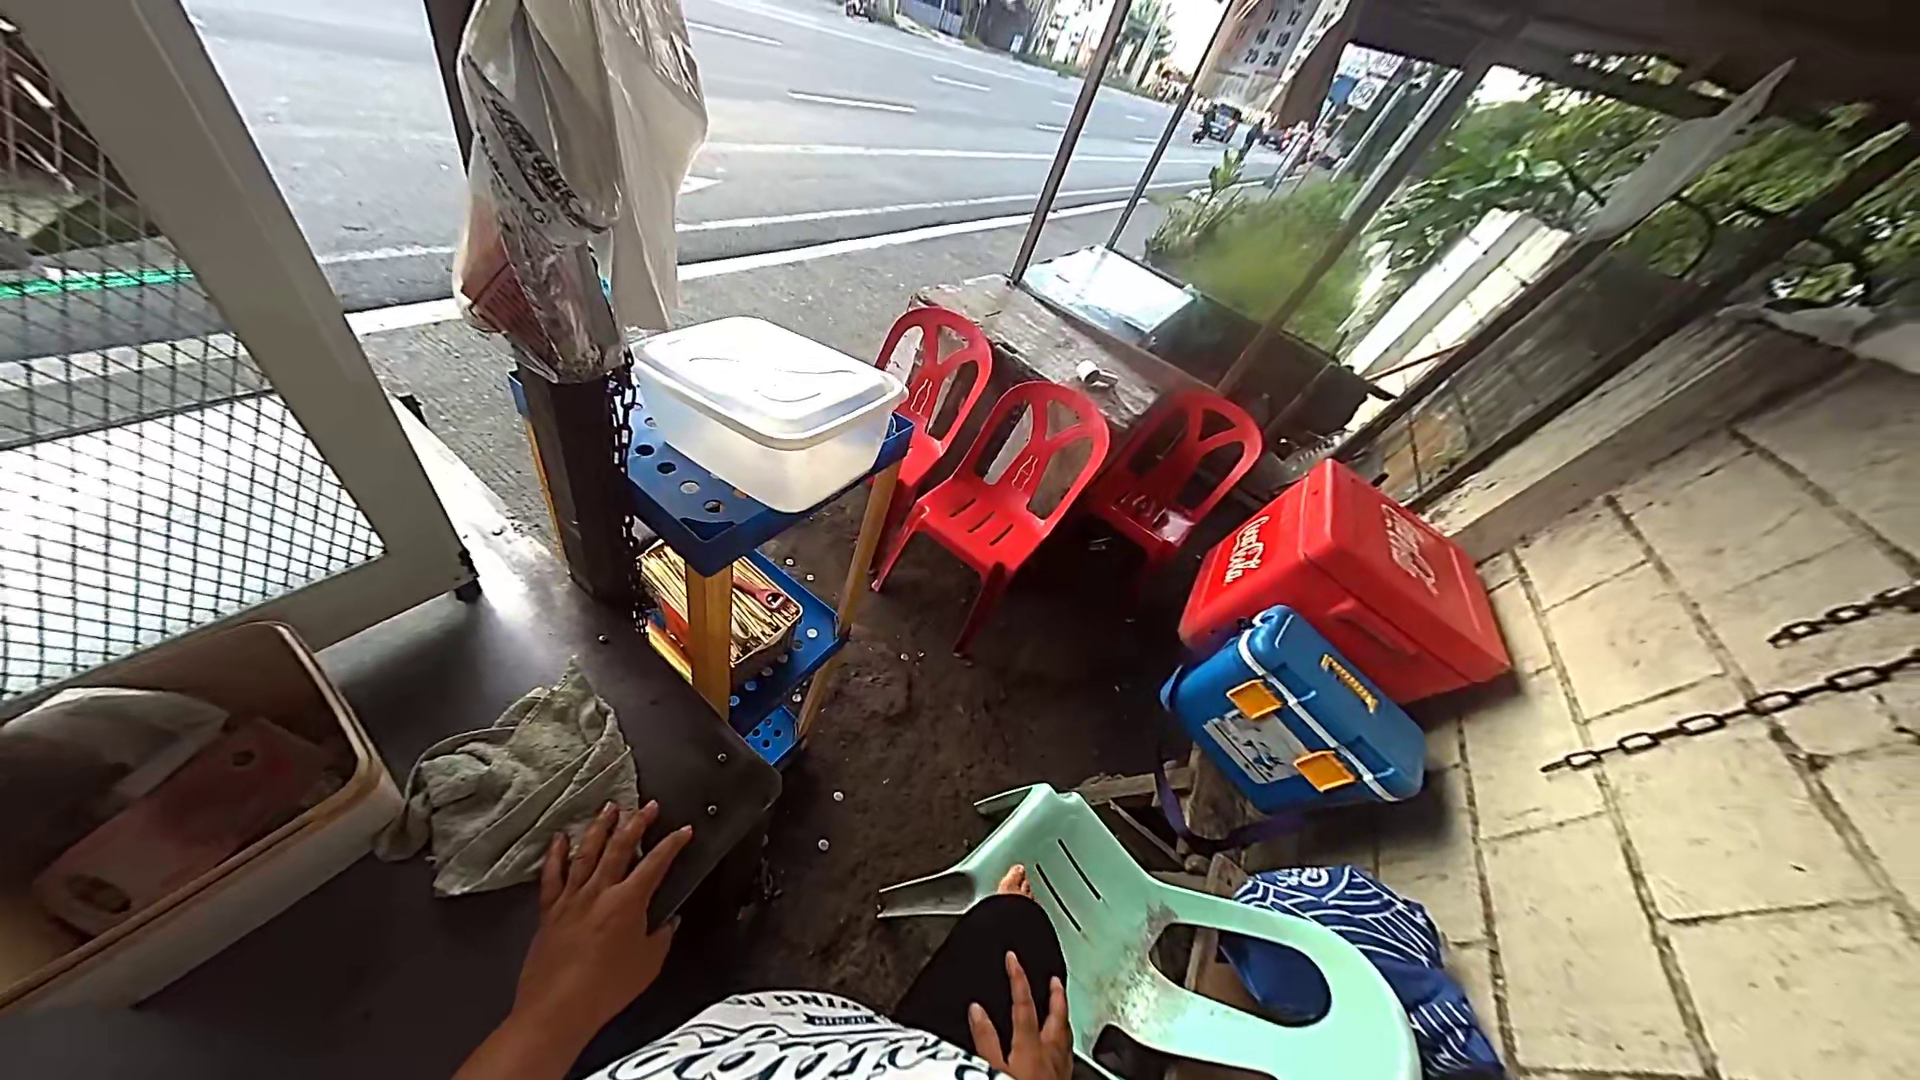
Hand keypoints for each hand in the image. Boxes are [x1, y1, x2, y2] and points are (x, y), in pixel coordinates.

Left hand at [513, 801, 691, 1040]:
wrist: (554, 1014)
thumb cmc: (606, 989)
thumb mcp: (649, 962)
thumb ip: (662, 935)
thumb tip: (668, 921)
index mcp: (628, 901)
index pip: (657, 862)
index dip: (674, 842)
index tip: (685, 830)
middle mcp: (600, 892)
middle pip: (620, 847)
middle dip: (638, 822)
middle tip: (648, 806)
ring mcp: (572, 899)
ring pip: (587, 853)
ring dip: (600, 827)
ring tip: (610, 807)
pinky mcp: (549, 912)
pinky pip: (552, 877)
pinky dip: (555, 855)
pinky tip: (559, 838)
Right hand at [967, 952, 1070, 1079]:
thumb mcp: (992, 1069)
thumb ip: (985, 1040)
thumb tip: (976, 1009)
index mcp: (1030, 1046)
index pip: (1024, 1003)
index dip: (1017, 977)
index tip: (1012, 958)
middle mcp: (1049, 1055)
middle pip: (1056, 1017)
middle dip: (1056, 995)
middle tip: (1055, 979)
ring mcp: (1060, 1071)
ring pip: (1066, 1036)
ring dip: (1064, 1017)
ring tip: (1062, 1007)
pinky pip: (1068, 1056)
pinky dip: (1066, 1044)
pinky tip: (1064, 1047)